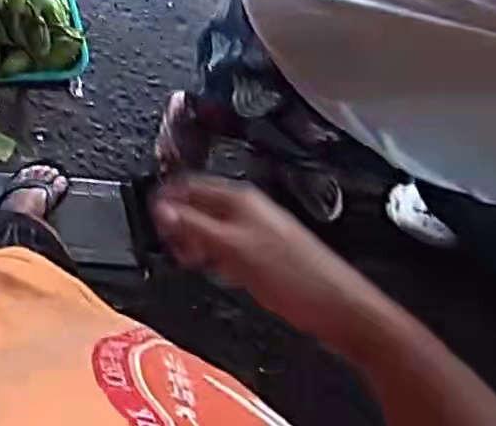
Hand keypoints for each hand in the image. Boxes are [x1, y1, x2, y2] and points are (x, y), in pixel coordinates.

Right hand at [151, 175, 391, 352]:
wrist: (345, 312)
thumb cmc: (298, 279)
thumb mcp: (231, 249)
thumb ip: (191, 226)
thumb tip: (158, 207)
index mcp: (238, 196)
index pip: (186, 184)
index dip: (164, 199)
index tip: (150, 217)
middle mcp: (248, 206)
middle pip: (198, 203)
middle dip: (179, 222)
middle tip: (168, 242)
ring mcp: (258, 228)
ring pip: (212, 224)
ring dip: (196, 239)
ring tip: (189, 258)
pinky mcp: (266, 250)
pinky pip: (228, 242)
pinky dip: (215, 253)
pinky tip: (216, 269)